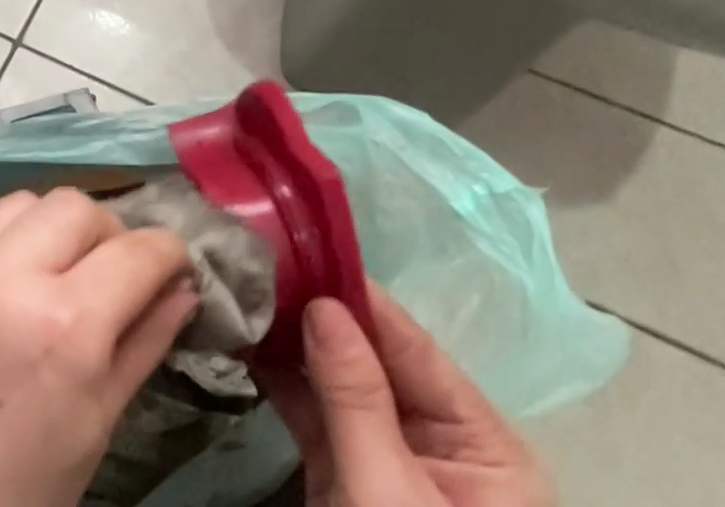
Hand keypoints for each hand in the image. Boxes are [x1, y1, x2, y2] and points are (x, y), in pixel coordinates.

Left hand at [0, 189, 199, 506]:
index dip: (170, 254)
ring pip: (27, 200)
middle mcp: (8, 276)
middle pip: (80, 207)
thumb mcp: (96, 423)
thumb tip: (183, 289)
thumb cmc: (16, 485)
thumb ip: (145, 344)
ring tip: (60, 269)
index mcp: (65, 327)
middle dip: (112, 234)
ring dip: (57, 226)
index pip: (139, 250)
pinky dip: (10, 233)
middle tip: (114, 274)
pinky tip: (13, 271)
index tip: (173, 269)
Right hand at [257, 287, 554, 506]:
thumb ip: (358, 396)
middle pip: (372, 357)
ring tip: (242, 291)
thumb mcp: (391, 491)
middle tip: (256, 263)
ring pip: (336, 379)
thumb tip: (324, 305)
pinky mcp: (347, 471)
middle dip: (315, 312)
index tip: (302, 243)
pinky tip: (246, 342)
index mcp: (481, 439)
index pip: (413, 345)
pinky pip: (315, 410)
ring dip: (290, 340)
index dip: (358, 294)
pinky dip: (281, 378)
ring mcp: (387, 453)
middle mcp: (437, 435)